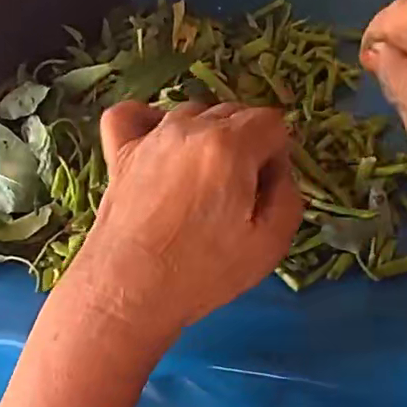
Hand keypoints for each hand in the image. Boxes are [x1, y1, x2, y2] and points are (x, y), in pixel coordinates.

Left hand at [66, 101, 301, 335]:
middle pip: (231, 113)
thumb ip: (288, 197)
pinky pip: (131, 115)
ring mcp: (149, 138)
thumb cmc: (201, 274)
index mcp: (230, 146)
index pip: (271, 123)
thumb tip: (277, 173)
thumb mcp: (270, 245)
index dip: (277, 155)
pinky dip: (147, 122)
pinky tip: (157, 146)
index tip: (267, 190)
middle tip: (238, 194)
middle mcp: (188, 129)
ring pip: (189, 113)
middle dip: (246, 144)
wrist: (129, 292)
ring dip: (205, 136)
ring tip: (202, 180)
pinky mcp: (118, 155)